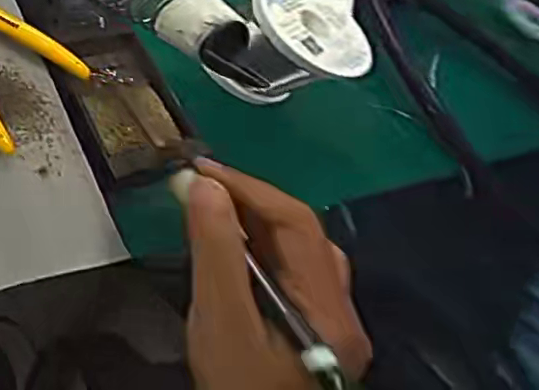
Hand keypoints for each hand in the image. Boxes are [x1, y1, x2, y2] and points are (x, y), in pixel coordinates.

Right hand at [183, 159, 370, 389]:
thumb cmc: (238, 383)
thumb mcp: (220, 317)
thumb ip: (215, 249)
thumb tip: (205, 185)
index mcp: (328, 311)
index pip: (295, 223)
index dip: (246, 187)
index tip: (199, 170)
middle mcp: (340, 311)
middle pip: (301, 231)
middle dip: (248, 196)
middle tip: (199, 182)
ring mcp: (329, 321)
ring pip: (297, 247)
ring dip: (253, 216)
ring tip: (210, 203)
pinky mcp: (312, 326)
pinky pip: (289, 264)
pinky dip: (256, 239)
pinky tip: (229, 240)